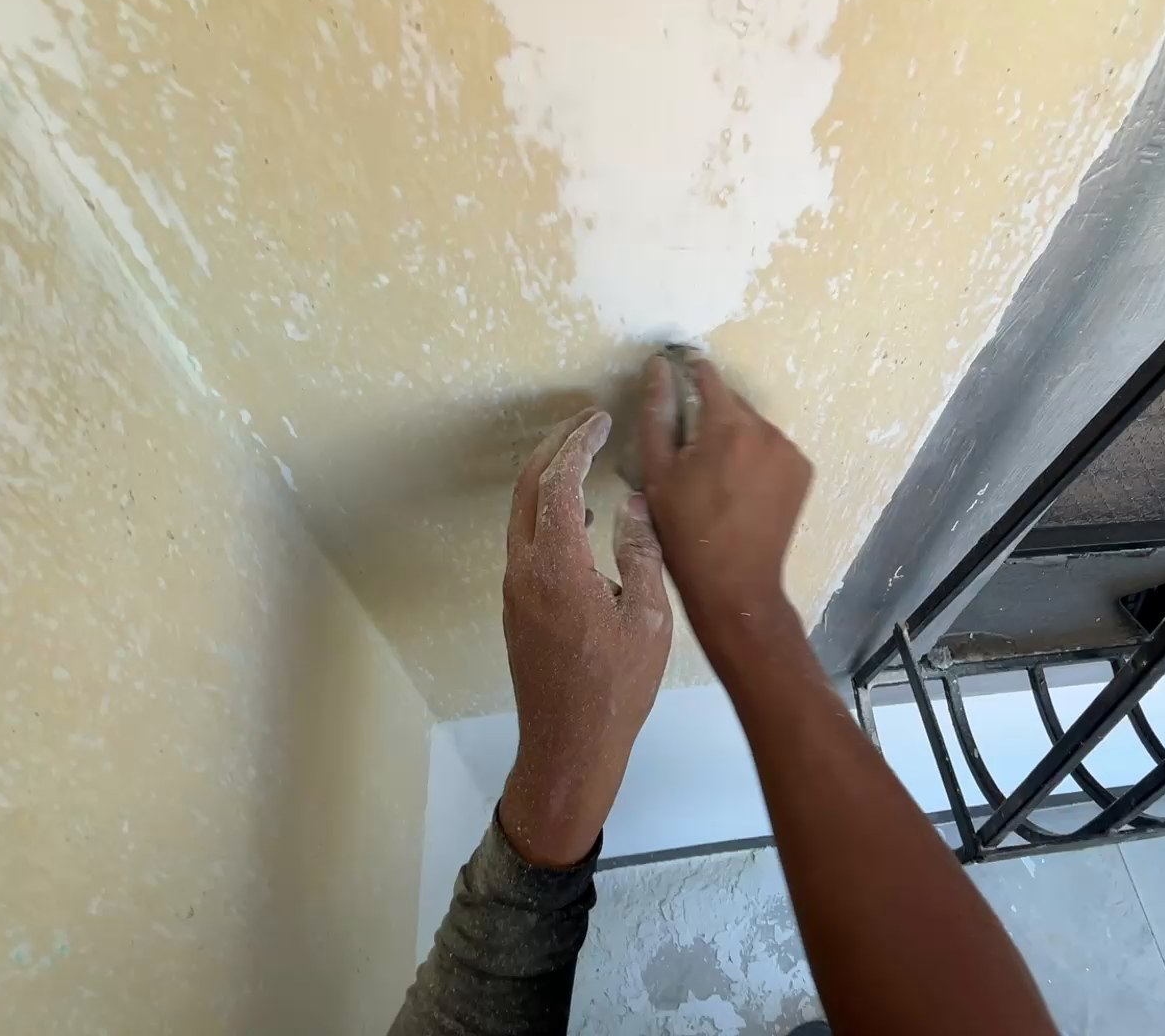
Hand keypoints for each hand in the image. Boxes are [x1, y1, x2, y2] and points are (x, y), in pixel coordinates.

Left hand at [499, 408, 672, 867]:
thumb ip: (640, 555)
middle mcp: (525, 568)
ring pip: (522, 513)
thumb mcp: (648, 619)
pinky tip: (583, 520)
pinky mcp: (518, 605)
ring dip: (548, 478)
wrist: (569, 744)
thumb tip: (633, 505)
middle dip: (555, 446)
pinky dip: (548, 512)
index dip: (578, 443)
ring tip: (584, 459)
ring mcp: (516, 588)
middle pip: (528, 487)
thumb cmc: (616, 686)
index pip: (561, 483)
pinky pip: (527, 540)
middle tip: (586, 423)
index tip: (599, 418)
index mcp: (558, 565)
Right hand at [638, 356, 812, 641]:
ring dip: (736, 437)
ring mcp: (790, 451)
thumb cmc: (686, 531)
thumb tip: (660, 367)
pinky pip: (773, 448)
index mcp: (729, 426)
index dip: (689, 377)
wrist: (735, 582)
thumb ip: (657, 413)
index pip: (708, 377)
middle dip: (712, 417)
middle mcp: (767, 430)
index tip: (677, 387)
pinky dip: (757, 456)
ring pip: (754, 426)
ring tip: (718, 475)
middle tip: (693, 453)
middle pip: (733, 403)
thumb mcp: (658, 472)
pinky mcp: (803, 471)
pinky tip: (743, 486)